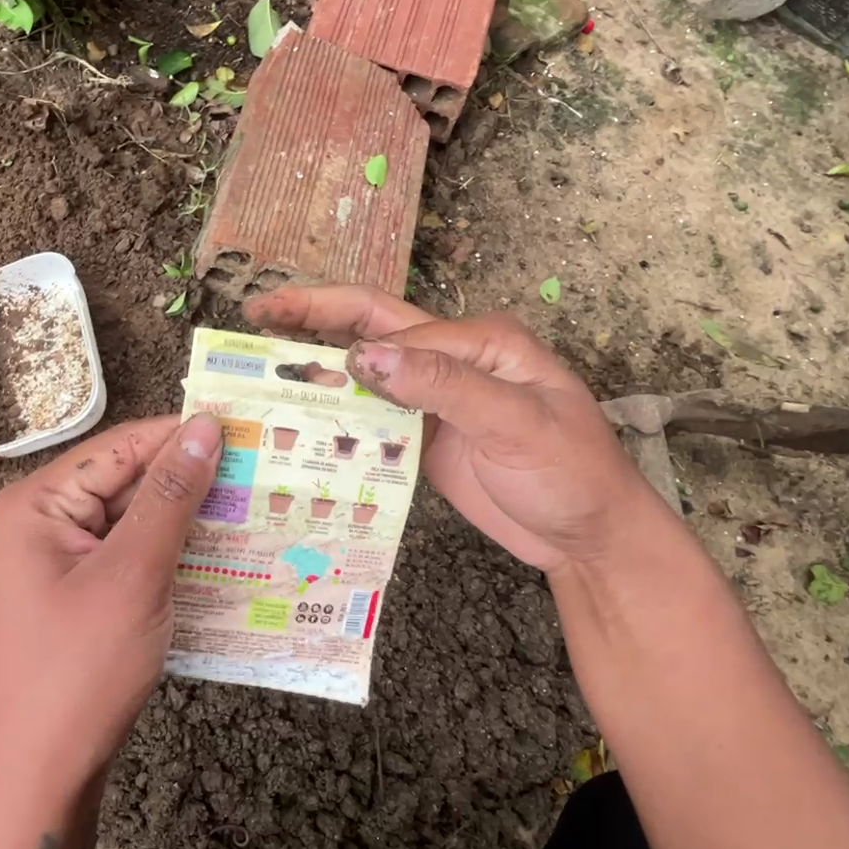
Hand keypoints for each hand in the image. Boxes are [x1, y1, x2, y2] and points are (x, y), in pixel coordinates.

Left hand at [0, 414, 220, 784]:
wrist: (36, 782)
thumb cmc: (75, 675)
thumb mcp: (130, 576)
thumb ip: (169, 498)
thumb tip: (204, 429)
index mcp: (39, 502)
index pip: (122, 446)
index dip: (184, 436)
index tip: (249, 430)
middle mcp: (45, 522)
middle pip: (128, 482)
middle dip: (191, 483)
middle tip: (263, 473)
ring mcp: (61, 563)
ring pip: (135, 523)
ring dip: (188, 523)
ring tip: (255, 512)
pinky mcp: (80, 598)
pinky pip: (132, 559)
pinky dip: (172, 558)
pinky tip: (221, 561)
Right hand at [246, 285, 656, 571]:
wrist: (590, 539)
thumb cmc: (572, 474)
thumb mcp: (516, 424)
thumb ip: (444, 385)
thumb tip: (365, 356)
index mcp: (481, 340)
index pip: (401, 330)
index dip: (357, 348)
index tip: (320, 375)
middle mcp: (452, 358)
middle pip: (372, 326)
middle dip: (314, 314)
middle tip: (257, 310)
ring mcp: (434, 397)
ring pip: (364, 370)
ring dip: (317, 362)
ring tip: (262, 361)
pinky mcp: (423, 434)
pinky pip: (370, 415)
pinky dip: (334, 412)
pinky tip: (300, 415)